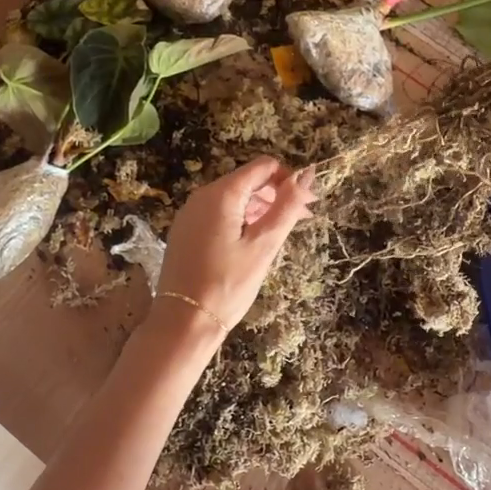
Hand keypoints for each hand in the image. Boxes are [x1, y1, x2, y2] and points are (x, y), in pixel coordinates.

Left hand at [155, 156, 316, 331]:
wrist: (183, 322)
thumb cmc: (228, 284)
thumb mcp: (263, 246)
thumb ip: (286, 207)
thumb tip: (307, 175)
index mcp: (222, 193)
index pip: (263, 167)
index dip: (289, 179)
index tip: (307, 204)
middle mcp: (202, 195)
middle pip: (248, 181)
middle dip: (276, 194)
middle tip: (302, 220)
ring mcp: (190, 213)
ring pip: (233, 198)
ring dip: (260, 208)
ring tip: (280, 232)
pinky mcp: (185, 230)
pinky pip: (218, 213)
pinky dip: (240, 219)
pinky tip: (253, 241)